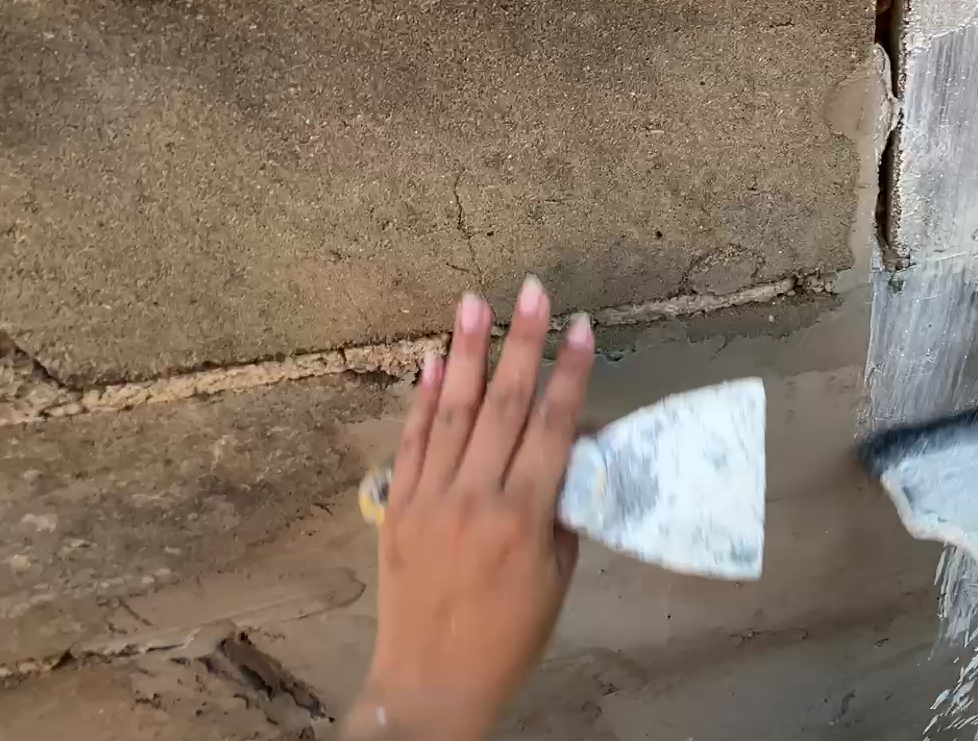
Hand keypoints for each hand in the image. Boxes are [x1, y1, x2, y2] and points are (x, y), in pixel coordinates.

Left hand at [343, 277, 594, 740]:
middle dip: (523, 341)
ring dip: (468, 352)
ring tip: (475, 301)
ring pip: (453, 411)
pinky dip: (422, 396)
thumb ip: (565, 496)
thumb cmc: (515, 629)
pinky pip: (410, 442)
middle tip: (534, 290)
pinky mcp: (394, 507)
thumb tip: (572, 436)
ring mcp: (428, 499)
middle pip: (506, 404)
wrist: (430, 687)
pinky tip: (434, 358)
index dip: (571, 371)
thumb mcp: (560, 564)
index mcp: (525, 515)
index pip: (554, 424)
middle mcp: (475, 497)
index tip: (582, 326)